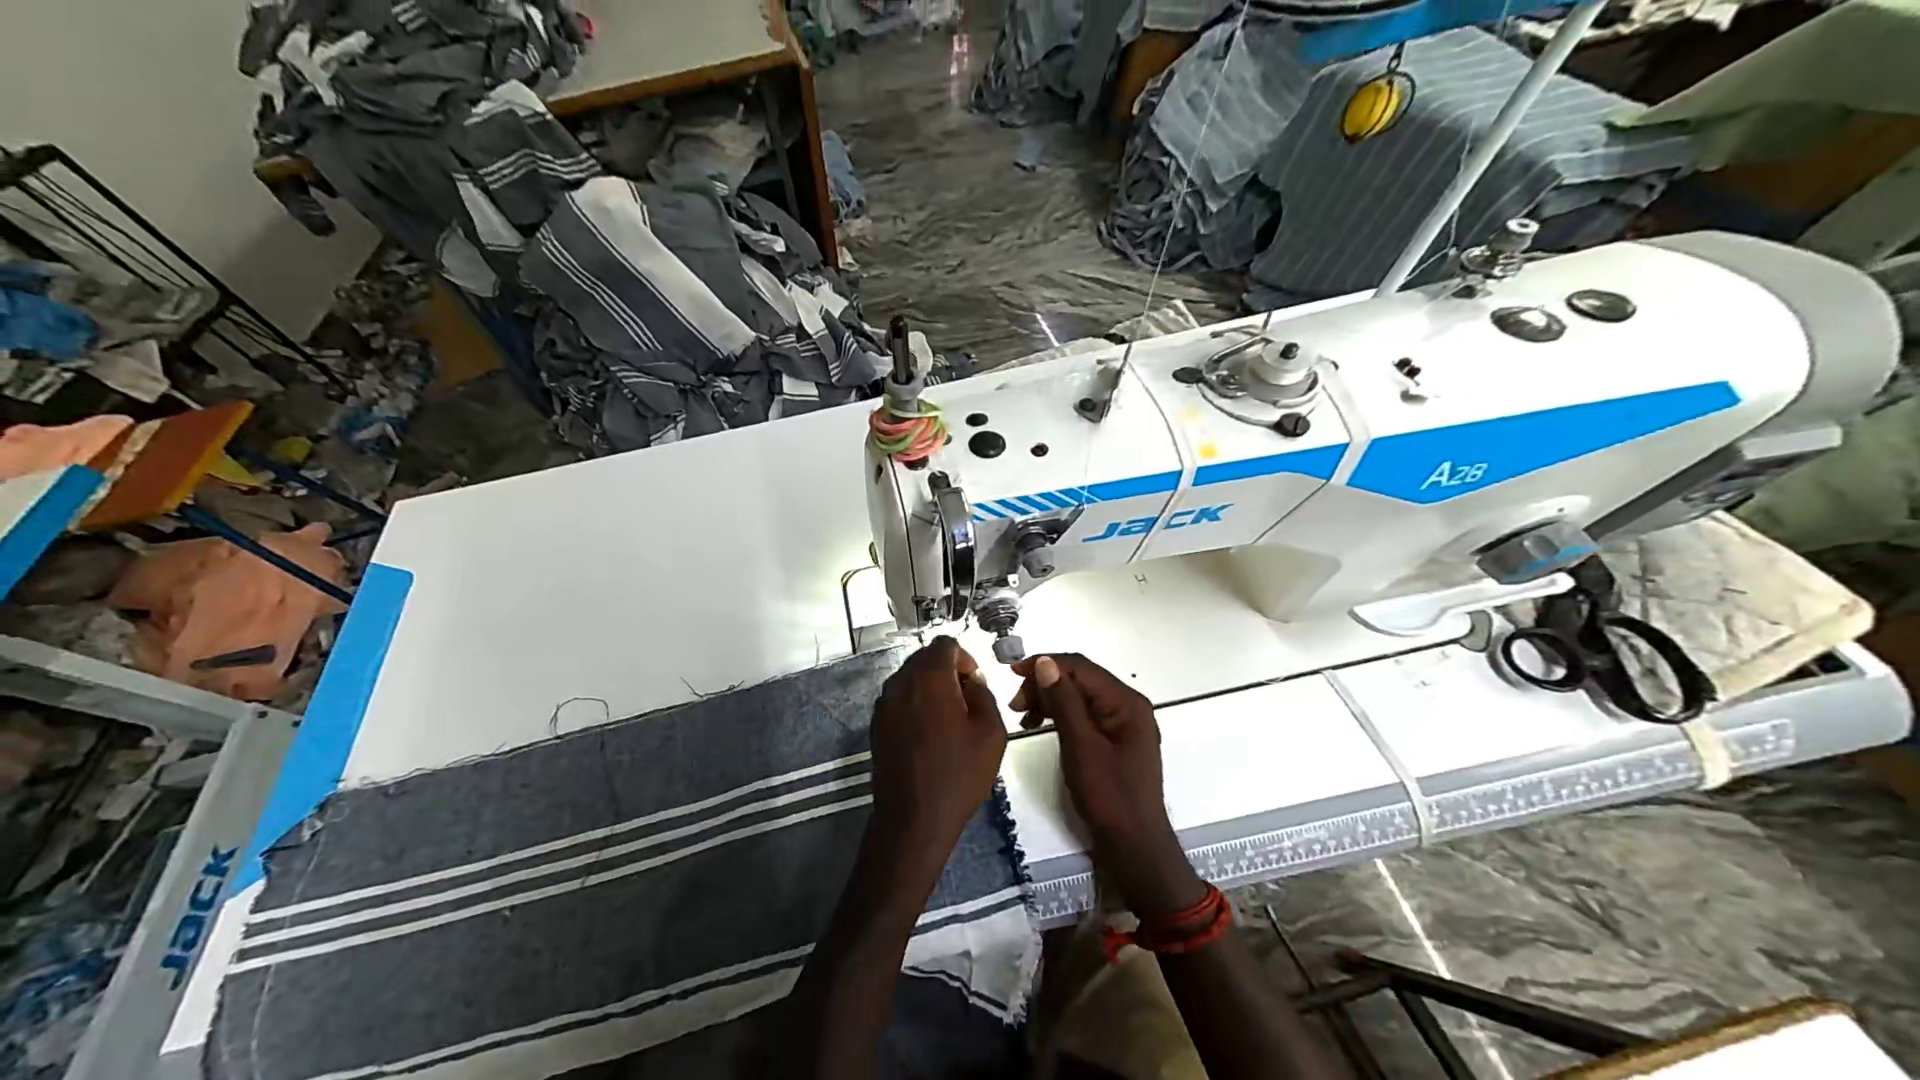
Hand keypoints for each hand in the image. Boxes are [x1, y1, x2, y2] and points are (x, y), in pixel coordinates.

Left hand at [869, 637, 1006, 858]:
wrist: (913, 818)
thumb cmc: (958, 775)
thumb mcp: (991, 732)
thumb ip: (983, 694)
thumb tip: (971, 682)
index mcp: (929, 678)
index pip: (945, 645)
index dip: (965, 658)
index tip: (975, 683)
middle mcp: (900, 683)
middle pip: (925, 659)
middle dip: (947, 671)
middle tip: (967, 702)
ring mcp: (884, 705)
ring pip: (910, 679)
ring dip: (931, 688)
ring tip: (949, 720)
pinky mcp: (876, 725)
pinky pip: (900, 700)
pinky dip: (916, 705)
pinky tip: (930, 734)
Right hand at [1011, 654, 1203, 917]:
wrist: (1134, 847)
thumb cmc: (1109, 797)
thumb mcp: (1081, 747)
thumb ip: (1064, 702)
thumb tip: (1045, 662)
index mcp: (1126, 702)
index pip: (1082, 668)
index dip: (1046, 664)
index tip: (1012, 673)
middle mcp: (1127, 706)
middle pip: (1080, 680)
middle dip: (1045, 684)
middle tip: (1015, 704)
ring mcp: (1122, 723)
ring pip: (1079, 696)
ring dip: (1050, 700)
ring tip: (1022, 715)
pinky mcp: (1113, 739)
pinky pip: (1083, 715)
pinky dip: (1060, 716)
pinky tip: (1039, 726)